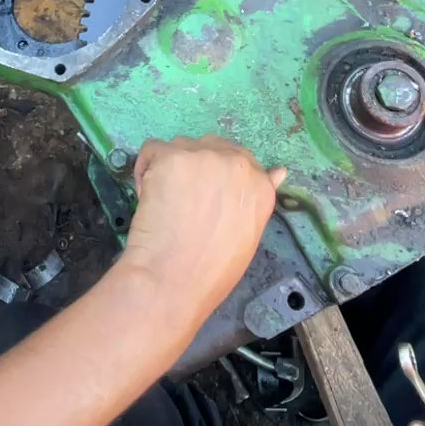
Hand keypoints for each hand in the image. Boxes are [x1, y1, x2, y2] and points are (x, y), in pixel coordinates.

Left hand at [115, 136, 284, 327]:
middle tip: (184, 201)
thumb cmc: (212, 271)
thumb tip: (279, 171)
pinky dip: (146, 167)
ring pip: (181, 146)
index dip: (217, 176)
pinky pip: (153, 149)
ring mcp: (203, 156)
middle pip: (211, 146)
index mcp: (260, 185)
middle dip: (195, 167)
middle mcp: (236, 162)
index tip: (206, 198)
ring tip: (165, 202)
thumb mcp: (248, 234)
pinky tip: (148, 194)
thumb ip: (255, 199)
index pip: (239, 159)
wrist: (173, 279)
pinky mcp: (170, 156)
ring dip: (171, 167)